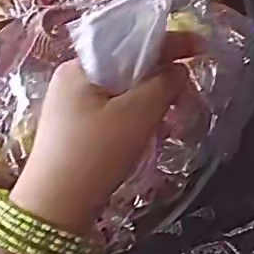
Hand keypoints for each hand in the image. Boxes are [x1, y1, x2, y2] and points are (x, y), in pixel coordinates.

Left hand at [9, 36, 194, 233]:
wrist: (53, 211)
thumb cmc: (95, 155)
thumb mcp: (137, 115)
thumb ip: (164, 85)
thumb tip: (179, 70)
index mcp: (80, 66)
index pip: (130, 41)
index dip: (169, 42)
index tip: (201, 46)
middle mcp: (72, 78)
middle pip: (126, 63)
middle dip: (160, 70)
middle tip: (189, 82)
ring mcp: (71, 104)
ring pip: (121, 87)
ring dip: (150, 93)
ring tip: (175, 106)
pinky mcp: (75, 128)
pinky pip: (113, 106)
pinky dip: (136, 110)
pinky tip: (150, 125)